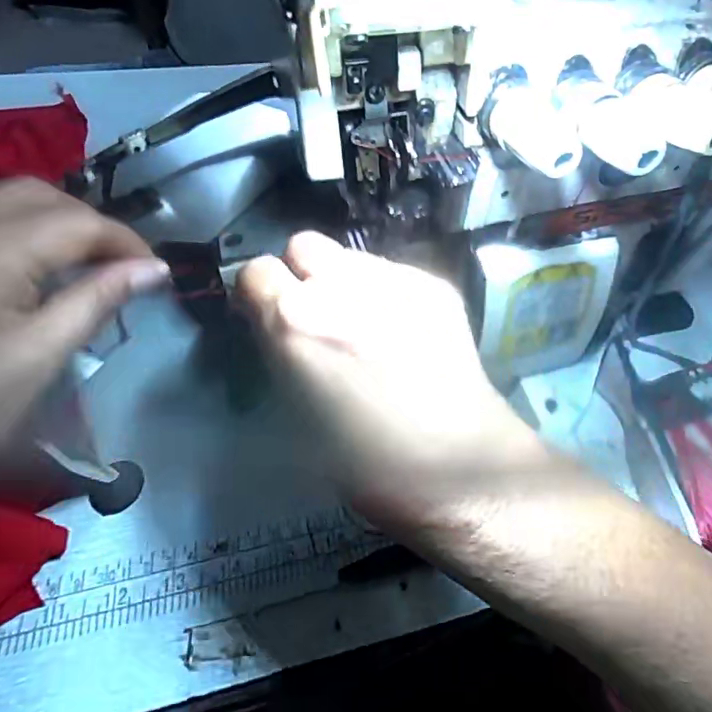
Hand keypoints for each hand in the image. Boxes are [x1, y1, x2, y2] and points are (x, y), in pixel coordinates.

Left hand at [0, 178, 167, 510]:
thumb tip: (150, 271)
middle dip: (78, 223)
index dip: (121, 240)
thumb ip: (94, 303)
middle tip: (107, 268)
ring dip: (29, 228)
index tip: (151, 271)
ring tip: (55, 273)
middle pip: (26, 193)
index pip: (71, 219)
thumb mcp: (29, 368)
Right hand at [235, 232, 545, 531]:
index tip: (268, 315)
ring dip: (345, 282)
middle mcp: (339, 285)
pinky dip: (386, 295)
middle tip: (318, 315)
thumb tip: (273, 325)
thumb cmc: (361, 458)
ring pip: (349, 256)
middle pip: (302, 246)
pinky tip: (404, 332)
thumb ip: (278, 350)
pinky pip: (392, 273)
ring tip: (366, 325)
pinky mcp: (432, 284)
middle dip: (302, 275)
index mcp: (294, 320)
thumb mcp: (292, 407)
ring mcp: (391, 279)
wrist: (456, 465)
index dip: (259, 293)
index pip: (255, 270)